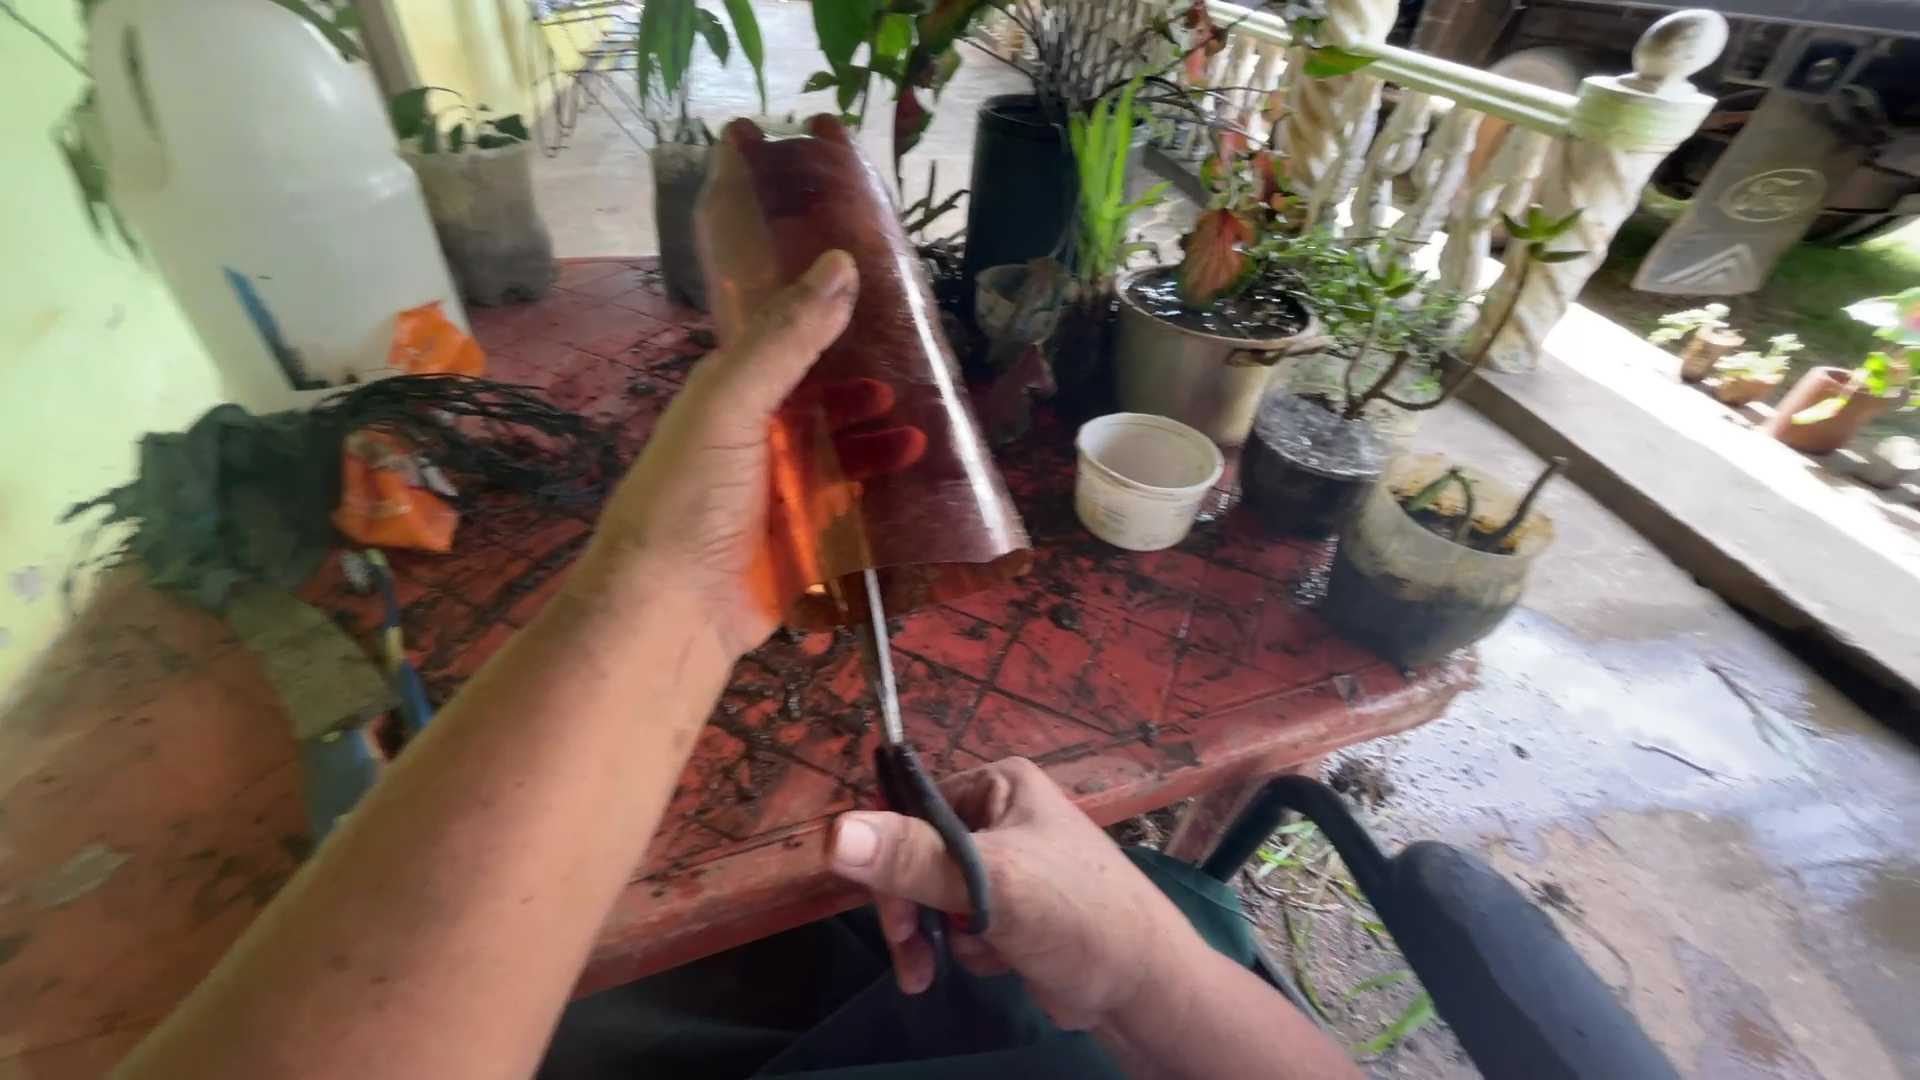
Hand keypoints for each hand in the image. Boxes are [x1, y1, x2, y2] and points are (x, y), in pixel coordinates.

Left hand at [572, 251, 916, 657]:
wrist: (675, 610)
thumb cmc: (694, 496)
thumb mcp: (732, 405)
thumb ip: (786, 340)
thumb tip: (841, 263)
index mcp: (733, 399)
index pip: (788, 347)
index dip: (833, 326)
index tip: (887, 308)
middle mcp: (759, 442)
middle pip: (824, 405)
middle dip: (867, 392)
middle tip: (921, 380)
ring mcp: (784, 495)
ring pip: (843, 459)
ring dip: (880, 447)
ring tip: (924, 438)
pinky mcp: (806, 541)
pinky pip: (852, 510)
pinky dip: (881, 499)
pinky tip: (915, 493)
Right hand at [826, 758, 1203, 1028]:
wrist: (1143, 989)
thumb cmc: (1076, 914)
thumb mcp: (992, 881)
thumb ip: (914, 859)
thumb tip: (833, 833)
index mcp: (998, 784)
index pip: (916, 807)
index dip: (890, 853)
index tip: (880, 901)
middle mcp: (1001, 814)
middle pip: (922, 854)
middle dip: (913, 908)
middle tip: (909, 954)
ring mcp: (1009, 861)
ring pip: (938, 893)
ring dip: (940, 933)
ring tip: (946, 967)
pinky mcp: (1014, 906)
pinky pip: (964, 920)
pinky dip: (969, 945)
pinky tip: (998, 959)